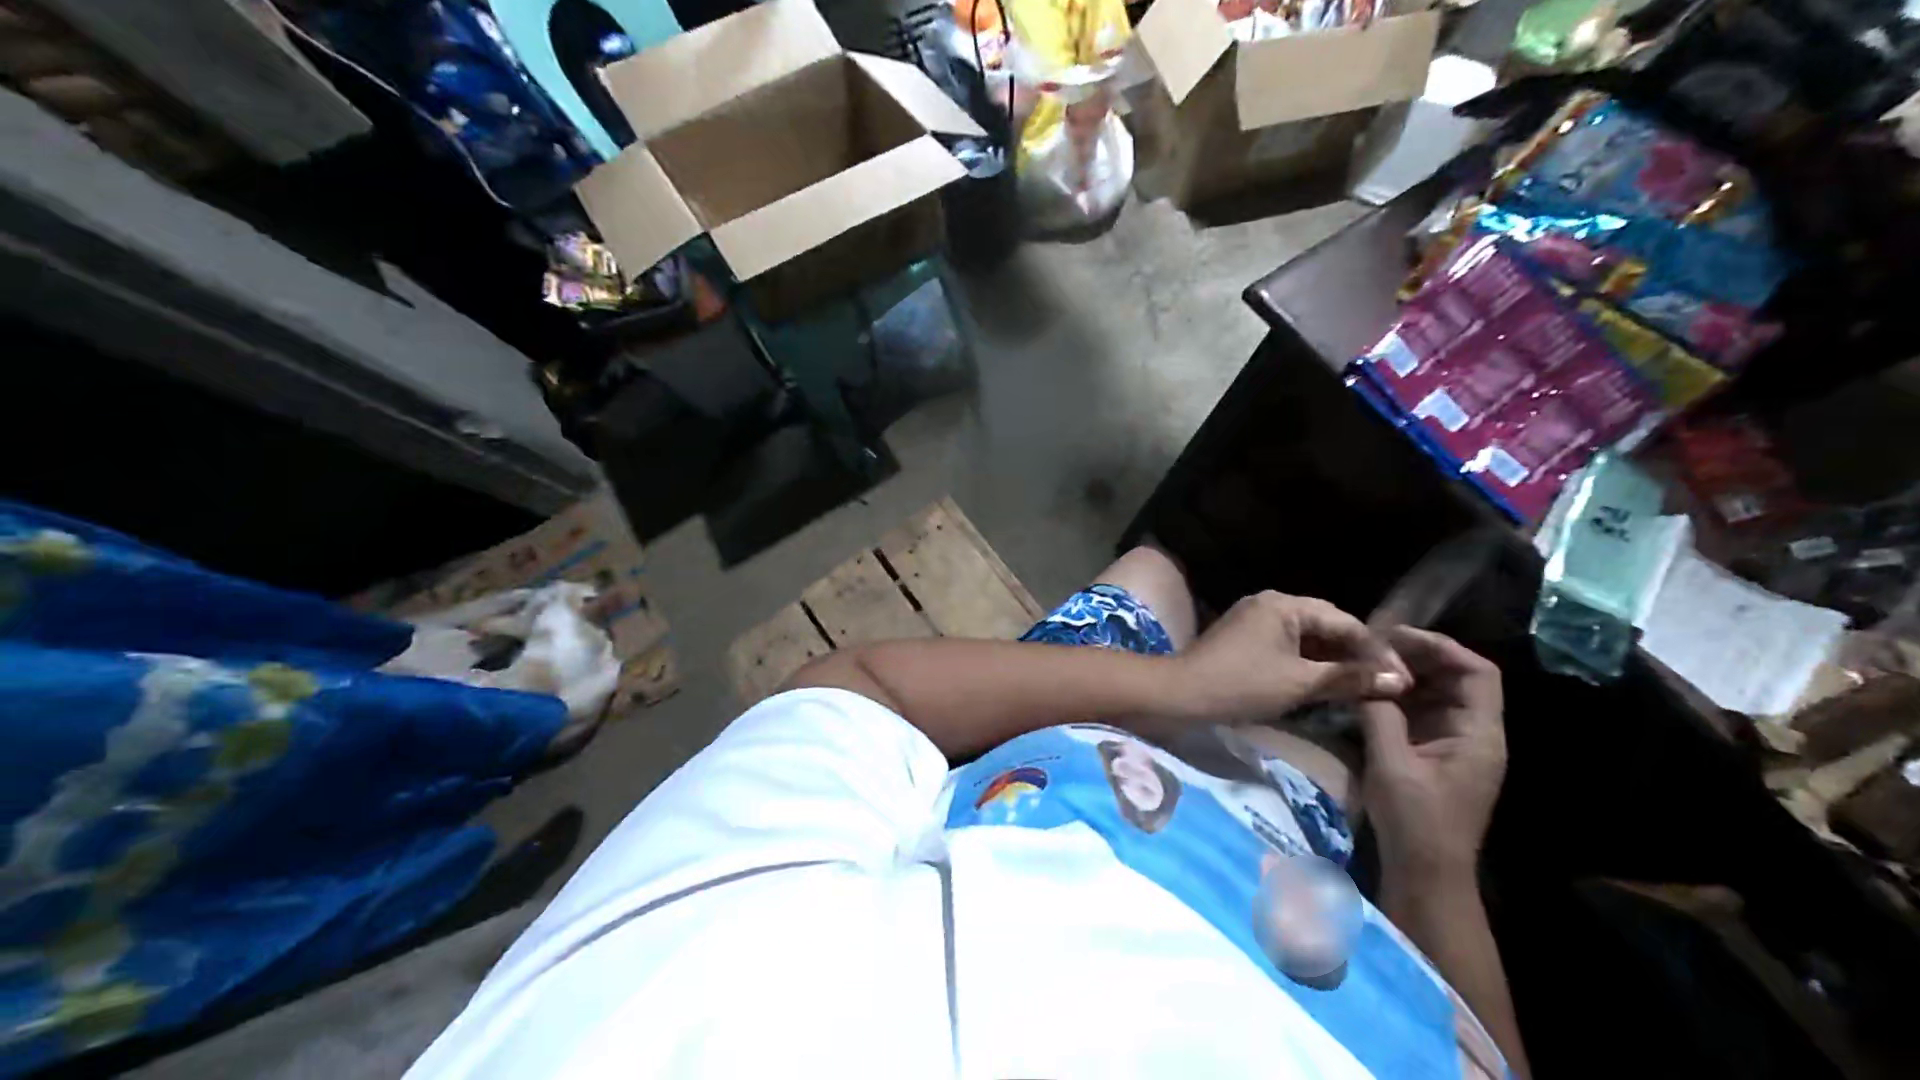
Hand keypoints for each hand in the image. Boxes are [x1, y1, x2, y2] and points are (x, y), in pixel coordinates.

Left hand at [1170, 591, 1409, 723]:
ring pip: (1307, 635)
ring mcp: (1255, 618)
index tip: (1402, 680)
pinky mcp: (1245, 636)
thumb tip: (1396, 680)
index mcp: (1284, 604)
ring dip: (1333, 658)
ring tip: (1362, 684)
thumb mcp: (1300, 683)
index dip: (1376, 652)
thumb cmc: (1241, 685)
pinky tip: (1326, 681)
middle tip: (1385, 682)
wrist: (1181, 694)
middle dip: (1356, 652)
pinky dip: (1309, 661)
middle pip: (1327, 624)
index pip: (1345, 622)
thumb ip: (1348, 678)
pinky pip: (1287, 643)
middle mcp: (1270, 602)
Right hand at [1358, 627, 1506, 881]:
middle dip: (1417, 656)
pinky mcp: (1435, 754)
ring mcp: (1455, 744)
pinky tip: (1368, 693)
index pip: (1477, 672)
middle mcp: (1475, 733)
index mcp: (1479, 734)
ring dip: (1404, 675)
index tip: (1395, 636)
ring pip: (1437, 693)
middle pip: (1456, 677)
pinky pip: (1421, 712)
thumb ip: (1379, 714)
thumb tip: (1365, 673)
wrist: (1426, 876)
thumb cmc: (1416, 821)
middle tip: (1372, 646)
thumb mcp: (1390, 763)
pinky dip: (1397, 697)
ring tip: (1365, 664)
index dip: (1440, 646)